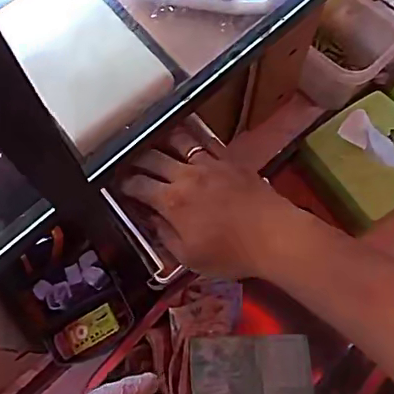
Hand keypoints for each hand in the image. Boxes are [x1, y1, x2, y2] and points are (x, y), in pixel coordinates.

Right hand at [118, 123, 317, 280]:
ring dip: (162, 141)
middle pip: (152, 158)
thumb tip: (150, 219)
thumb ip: (164, 235)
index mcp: (172, 201)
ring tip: (155, 142)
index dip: (124, 185)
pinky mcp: (230, 159)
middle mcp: (187, 175)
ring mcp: (210, 163)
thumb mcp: (189, 257)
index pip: (138, 185)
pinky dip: (192, 137)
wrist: (274, 234)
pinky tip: (188, 136)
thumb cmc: (231, 253)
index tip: (119, 186)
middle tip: (131, 163)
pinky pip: (206, 140)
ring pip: (178, 141)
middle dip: (136, 160)